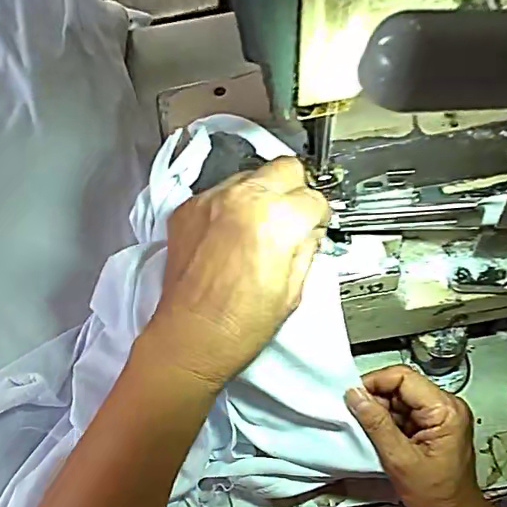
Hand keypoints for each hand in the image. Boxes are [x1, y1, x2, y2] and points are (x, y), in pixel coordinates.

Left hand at [144, 156, 330, 387]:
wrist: (190, 339)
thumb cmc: (234, 328)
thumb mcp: (291, 293)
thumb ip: (306, 251)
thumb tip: (308, 234)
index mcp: (276, 220)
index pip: (314, 198)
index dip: (319, 217)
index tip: (315, 227)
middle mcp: (242, 200)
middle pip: (285, 167)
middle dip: (295, 190)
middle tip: (294, 218)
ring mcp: (211, 202)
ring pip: (251, 175)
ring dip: (262, 195)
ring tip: (259, 231)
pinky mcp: (188, 210)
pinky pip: (220, 193)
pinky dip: (231, 206)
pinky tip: (232, 236)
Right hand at [344, 365, 495, 506]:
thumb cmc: (435, 494)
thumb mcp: (399, 459)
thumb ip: (376, 424)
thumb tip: (355, 396)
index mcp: (445, 410)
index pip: (404, 377)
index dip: (375, 383)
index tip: (353, 397)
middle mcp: (447, 406)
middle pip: (402, 385)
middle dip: (376, 399)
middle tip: (356, 416)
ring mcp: (441, 415)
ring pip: (401, 398)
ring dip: (381, 412)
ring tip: (369, 432)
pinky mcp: (434, 425)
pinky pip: (405, 412)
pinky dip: (389, 422)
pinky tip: (381, 438)